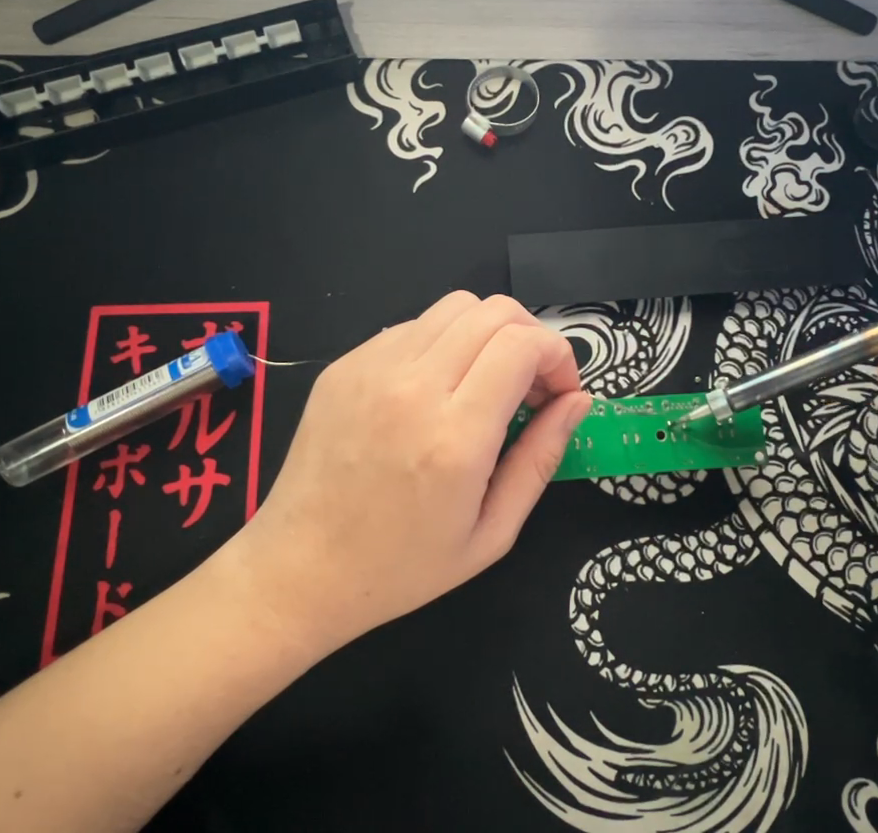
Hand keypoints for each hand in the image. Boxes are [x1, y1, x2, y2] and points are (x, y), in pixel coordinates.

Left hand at [229, 292, 589, 646]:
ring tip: (486, 384)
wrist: (299, 570)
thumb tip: (578, 401)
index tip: (561, 394)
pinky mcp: (345, 365)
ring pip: (454, 307)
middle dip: (531, 337)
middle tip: (531, 387)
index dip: (559, 356)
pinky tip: (437, 391)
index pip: (523, 344)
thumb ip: (542, 459)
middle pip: (494, 311)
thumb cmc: (402, 567)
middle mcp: (413, 387)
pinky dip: (443, 344)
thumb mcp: (492, 533)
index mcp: (455, 436)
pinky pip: (412, 327)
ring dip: (488, 334)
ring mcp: (371, 368)